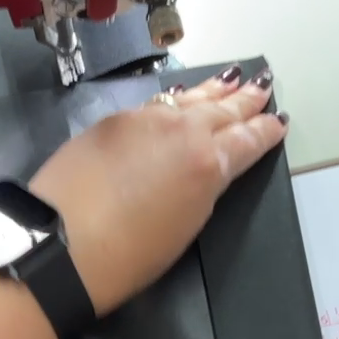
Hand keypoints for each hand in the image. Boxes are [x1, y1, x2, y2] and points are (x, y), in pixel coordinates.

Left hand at [29, 68, 287, 315]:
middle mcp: (180, 132)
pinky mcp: (111, 122)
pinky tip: (177, 100)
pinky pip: (155, 103)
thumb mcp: (183, 228)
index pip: (245, 142)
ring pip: (186, 99)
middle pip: (220, 111)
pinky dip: (174, 100)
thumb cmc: (126, 258)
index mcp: (206, 166)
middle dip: (244, 101)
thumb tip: (205, 169)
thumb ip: (201, 190)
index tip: (278, 122)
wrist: (60, 245)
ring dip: (211, 92)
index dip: (264, 132)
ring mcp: (143, 121)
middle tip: (262, 86)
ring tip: (231, 80)